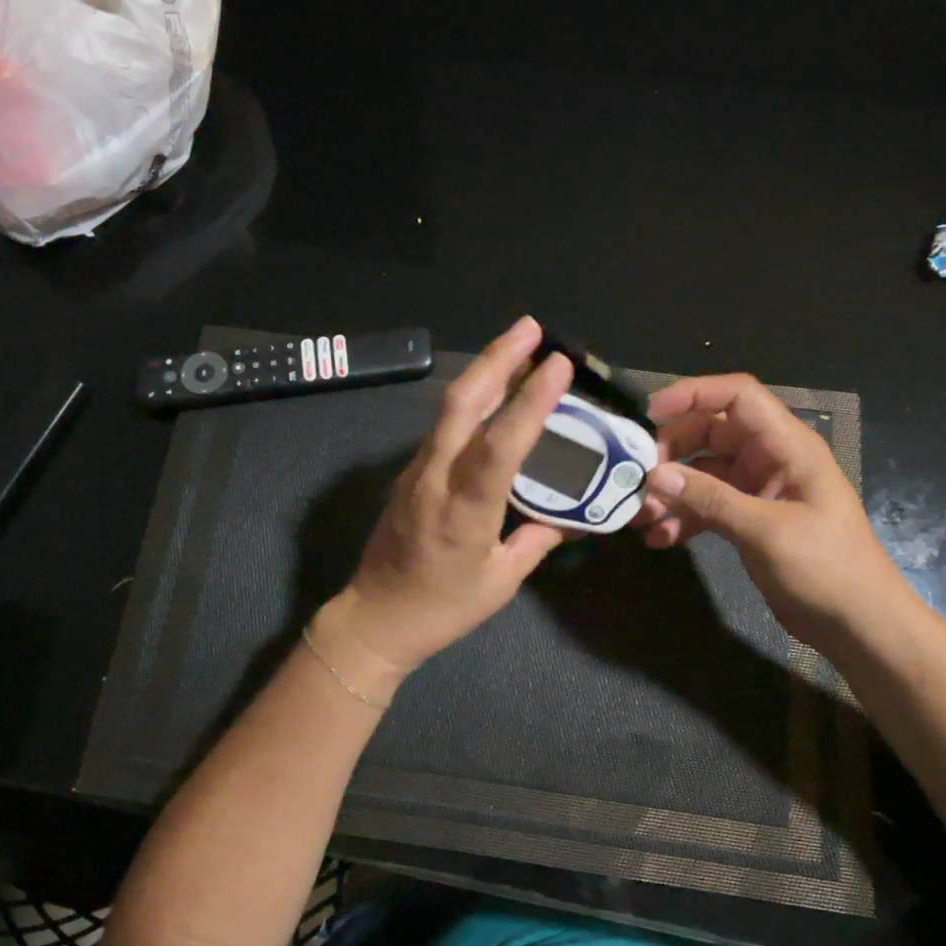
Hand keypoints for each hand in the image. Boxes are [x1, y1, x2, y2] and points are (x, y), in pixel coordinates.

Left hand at [327, 316, 573, 672]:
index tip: (557, 364)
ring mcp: (417, 472)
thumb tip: (570, 517)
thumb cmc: (442, 608)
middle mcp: (436, 479)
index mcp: (465, 511)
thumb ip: (535, 541)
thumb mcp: (499, 582)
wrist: (375, 618)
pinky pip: (442, 426)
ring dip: (483, 371)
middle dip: (497, 359)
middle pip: (462, 404)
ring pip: (449, 409)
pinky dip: (470, 399)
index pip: (499, 445)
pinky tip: (491, 391)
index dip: (529, 401)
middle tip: (532, 327)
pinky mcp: (408, 473)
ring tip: (517, 345)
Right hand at [634, 374, 909, 646]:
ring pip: (701, 473)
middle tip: (637, 476)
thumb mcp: (765, 531)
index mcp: (787, 446)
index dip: (693, 394)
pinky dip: (682, 518)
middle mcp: (770, 459)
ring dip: (670, 491)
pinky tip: (659, 539)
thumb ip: (709, 499)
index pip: (737, 397)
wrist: (857, 623)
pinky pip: (705, 506)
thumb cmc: (826, 567)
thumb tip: (655, 475)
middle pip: (710, 432)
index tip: (649, 414)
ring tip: (639, 516)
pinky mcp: (747, 520)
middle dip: (671, 451)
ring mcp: (757, 490)